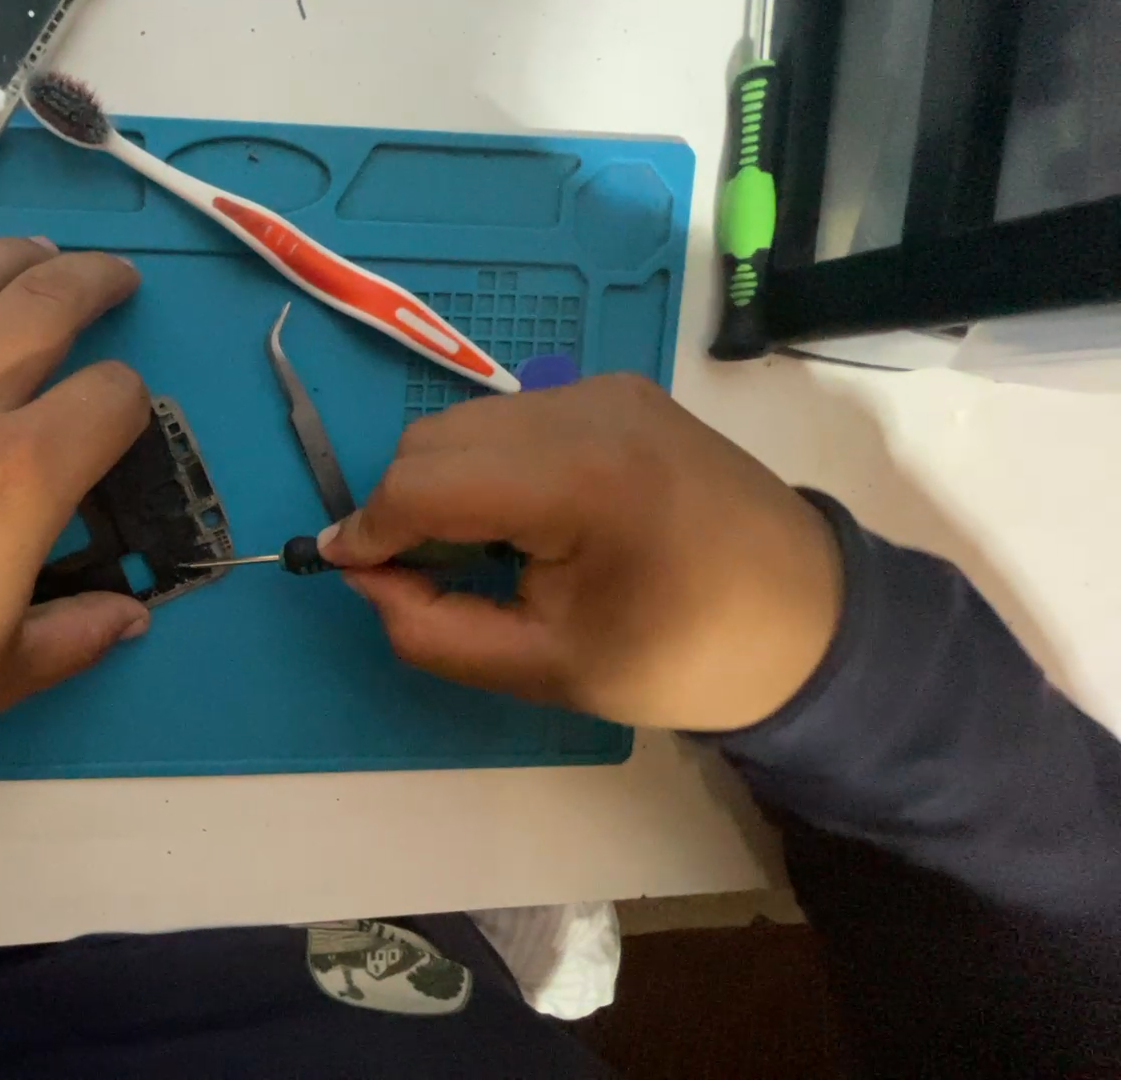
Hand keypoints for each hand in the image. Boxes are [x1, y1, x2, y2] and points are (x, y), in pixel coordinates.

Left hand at [0, 227, 151, 777]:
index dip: (133, 405)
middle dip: (94, 284)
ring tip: (38, 251)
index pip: (109, 400)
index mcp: (21, 477)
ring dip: (6, 258)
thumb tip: (132, 617)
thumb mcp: (7, 673)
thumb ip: (81, 632)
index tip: (126, 426)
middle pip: (42, 308)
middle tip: (117, 280)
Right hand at [321, 375, 841, 732]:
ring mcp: (602, 389)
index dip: (368, 528)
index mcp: (580, 480)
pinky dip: (476, 466)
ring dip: (434, 485)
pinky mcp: (611, 391)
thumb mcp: (538, 669)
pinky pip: (500, 421)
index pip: (424, 483)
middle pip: (430, 443)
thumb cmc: (680, 660)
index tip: (341, 565)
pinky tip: (514, 515)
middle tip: (417, 572)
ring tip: (474, 547)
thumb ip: (426, 627)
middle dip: (398, 507)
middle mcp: (587, 409)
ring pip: (458, 425)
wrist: (816, 621)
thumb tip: (362, 570)